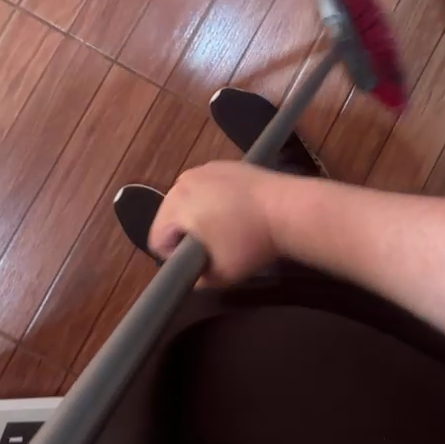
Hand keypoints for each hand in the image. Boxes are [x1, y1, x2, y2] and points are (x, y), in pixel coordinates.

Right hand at [148, 162, 285, 284]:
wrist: (286, 208)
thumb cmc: (249, 241)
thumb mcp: (219, 275)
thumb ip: (195, 279)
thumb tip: (192, 275)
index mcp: (175, 205)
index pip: (158, 239)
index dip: (175, 256)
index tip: (200, 261)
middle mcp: (183, 181)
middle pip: (171, 216)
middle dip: (187, 233)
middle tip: (215, 246)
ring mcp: (204, 168)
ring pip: (189, 200)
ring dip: (200, 215)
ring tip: (228, 227)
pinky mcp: (223, 164)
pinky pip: (208, 187)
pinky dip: (215, 199)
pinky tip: (237, 210)